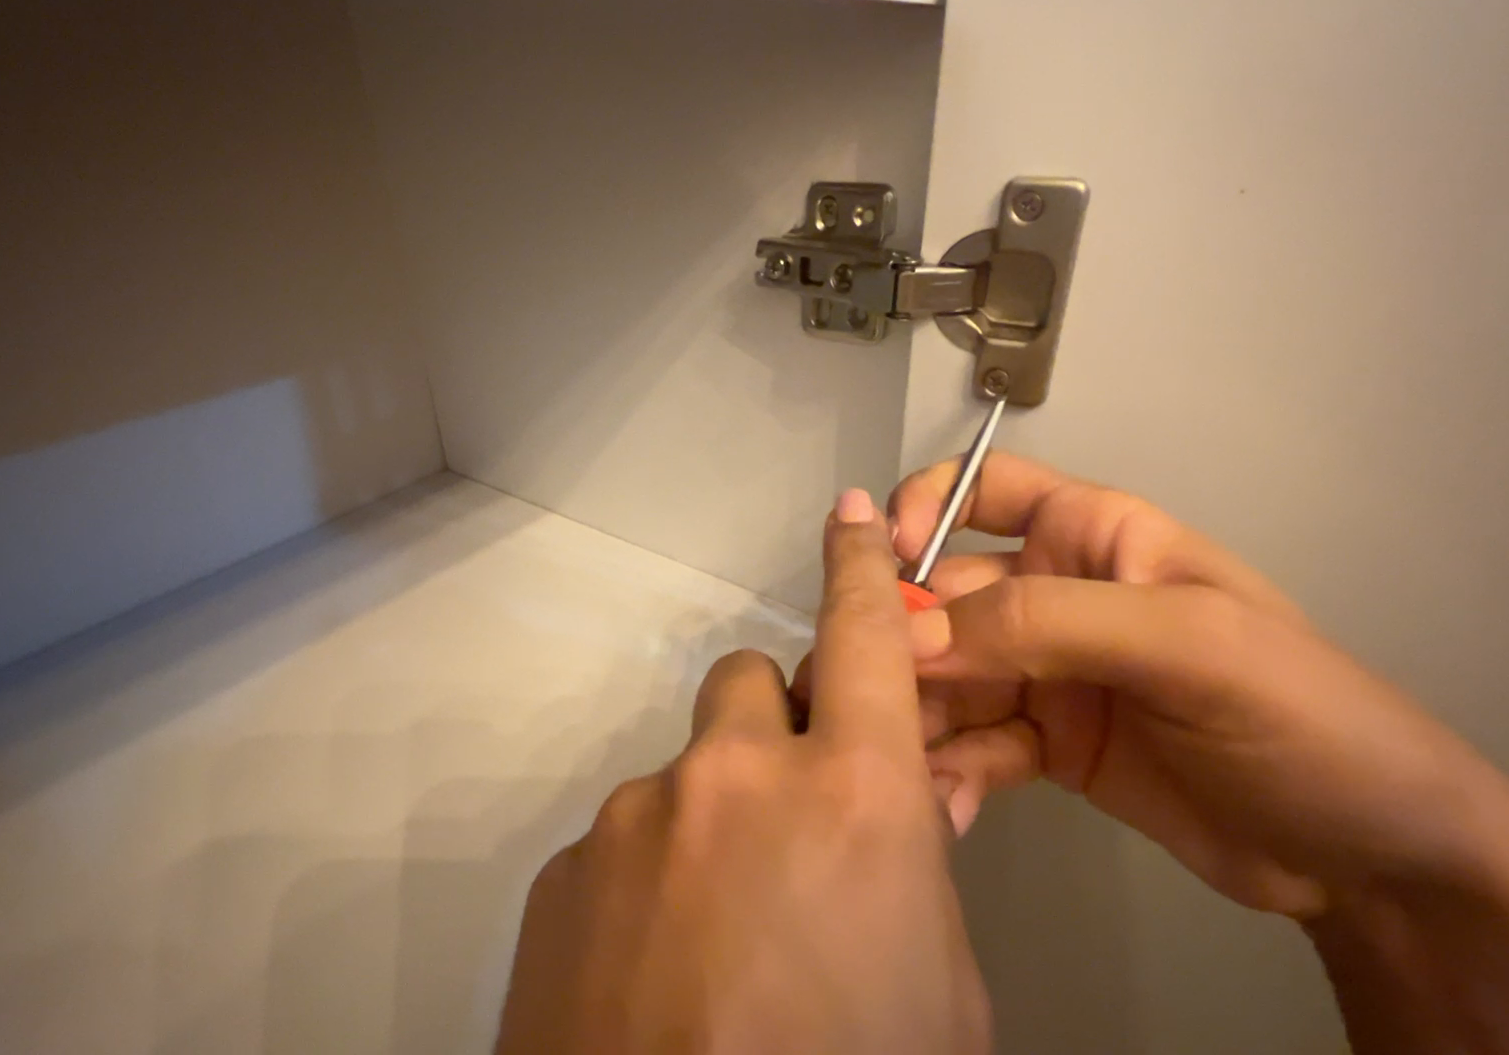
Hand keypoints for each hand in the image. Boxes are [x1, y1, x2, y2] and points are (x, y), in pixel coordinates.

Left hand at [495, 490, 989, 1054]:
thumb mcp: (940, 991)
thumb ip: (924, 870)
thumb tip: (919, 797)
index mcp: (847, 795)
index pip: (862, 639)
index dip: (859, 569)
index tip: (844, 516)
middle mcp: (730, 778)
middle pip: (750, 684)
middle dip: (779, 725)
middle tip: (794, 810)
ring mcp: (635, 818)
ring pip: (688, 770)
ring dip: (716, 813)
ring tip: (723, 927)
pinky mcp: (567, 870)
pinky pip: (627, 837)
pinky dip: (655, 872)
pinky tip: (661, 969)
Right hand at [891, 453, 1508, 1051]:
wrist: (1371, 862)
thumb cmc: (1301, 717)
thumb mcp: (1185, 647)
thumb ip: (1047, 625)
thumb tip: (912, 636)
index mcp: (1094, 538)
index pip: (984, 489)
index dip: (923, 508)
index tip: (886, 561)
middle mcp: (1056, 595)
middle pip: (946, 596)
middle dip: (907, 643)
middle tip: (875, 702)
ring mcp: (1047, 672)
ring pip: (947, 673)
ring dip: (920, 716)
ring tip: (909, 769)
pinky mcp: (1044, 743)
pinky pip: (972, 739)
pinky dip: (952, 766)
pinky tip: (951, 803)